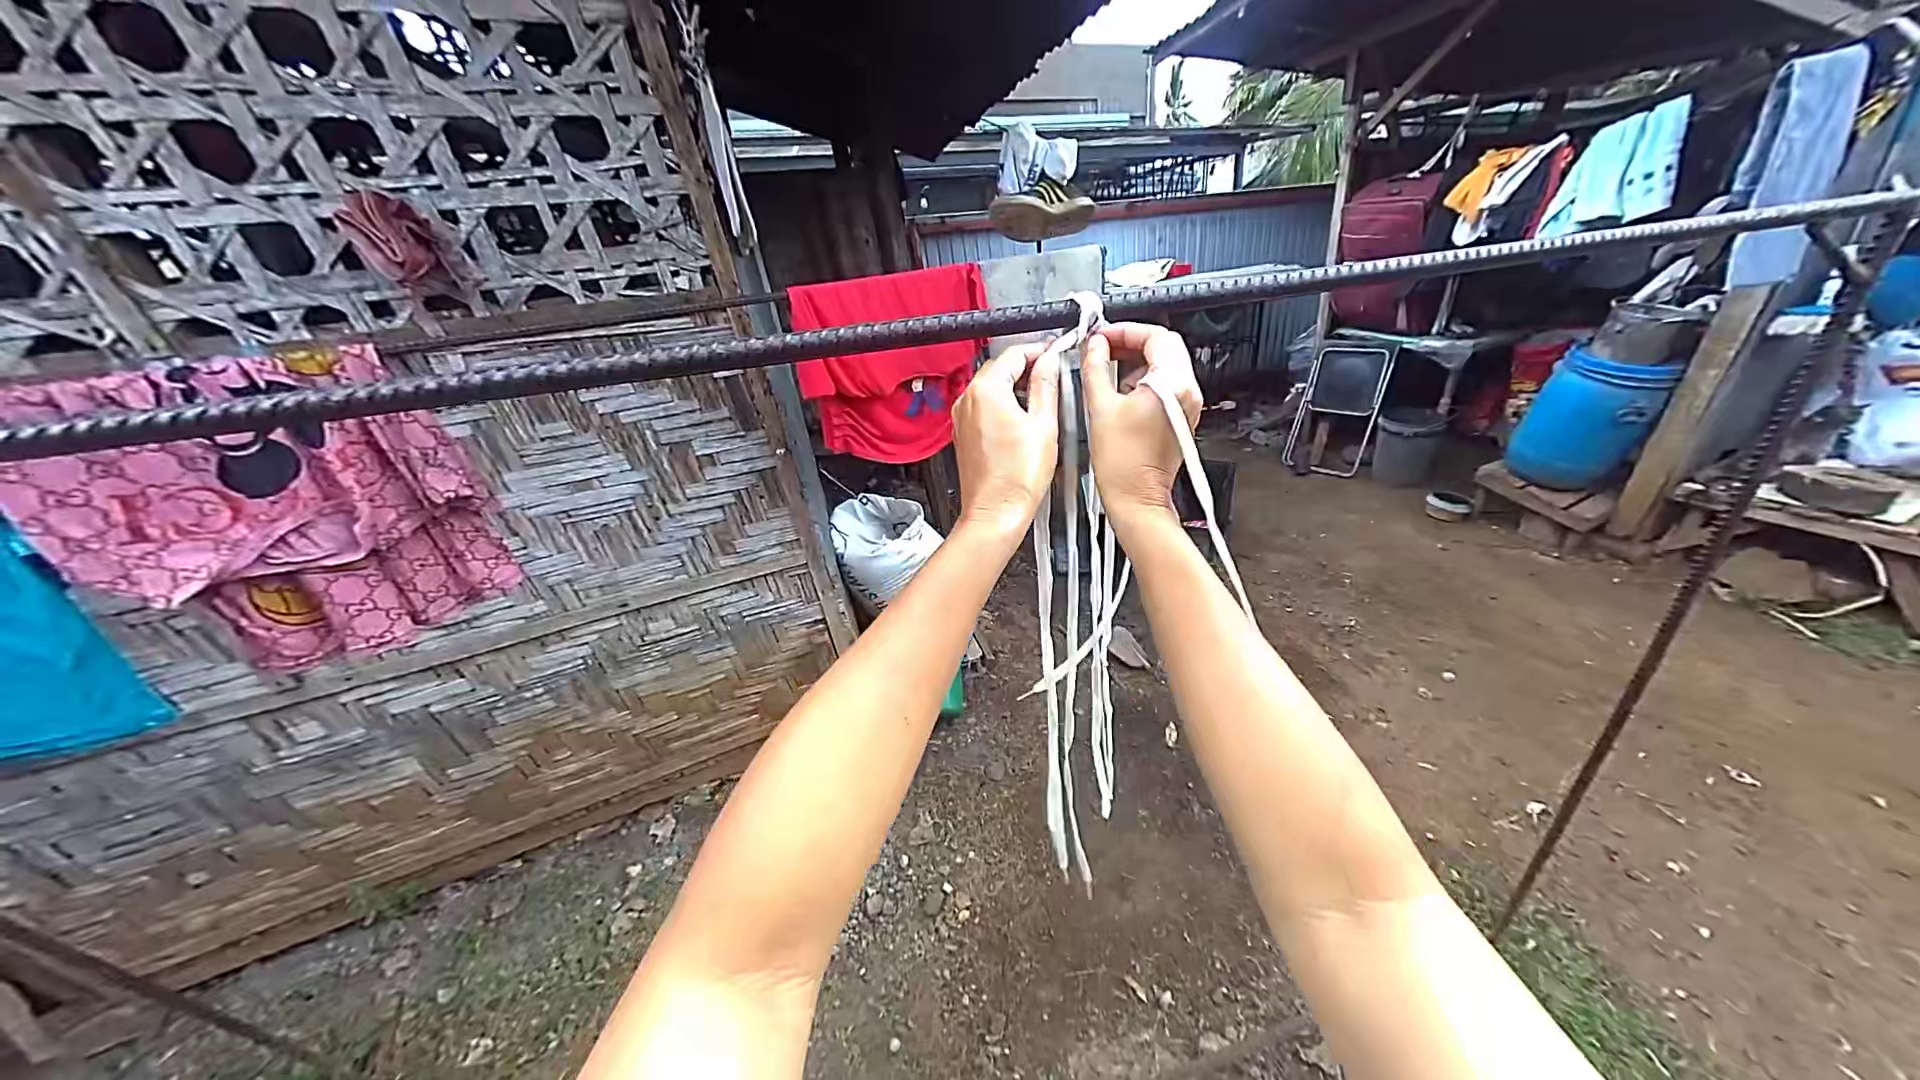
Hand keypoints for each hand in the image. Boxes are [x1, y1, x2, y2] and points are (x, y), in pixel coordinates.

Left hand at [951, 342, 1061, 536]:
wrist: (996, 512)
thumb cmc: (1017, 478)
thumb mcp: (1044, 424)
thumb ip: (1046, 385)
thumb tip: (1050, 361)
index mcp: (986, 390)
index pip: (1014, 353)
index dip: (1040, 350)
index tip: (1055, 352)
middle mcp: (967, 400)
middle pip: (999, 367)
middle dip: (1026, 367)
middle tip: (1052, 373)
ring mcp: (961, 418)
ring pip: (990, 387)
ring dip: (1014, 386)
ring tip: (1041, 398)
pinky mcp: (963, 434)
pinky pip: (983, 408)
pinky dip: (1002, 405)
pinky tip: (1022, 420)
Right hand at [1083, 322, 1201, 537]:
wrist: (1136, 498)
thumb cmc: (1123, 465)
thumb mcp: (1100, 407)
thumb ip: (1094, 367)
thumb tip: (1093, 346)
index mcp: (1171, 384)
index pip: (1155, 335)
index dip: (1125, 330)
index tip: (1102, 335)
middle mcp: (1186, 392)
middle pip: (1164, 346)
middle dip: (1131, 342)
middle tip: (1104, 347)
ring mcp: (1186, 405)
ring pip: (1164, 364)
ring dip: (1136, 360)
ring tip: (1107, 370)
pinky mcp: (1179, 417)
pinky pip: (1164, 385)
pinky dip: (1143, 379)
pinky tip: (1120, 392)